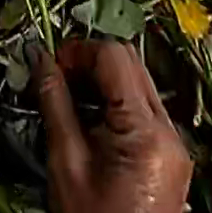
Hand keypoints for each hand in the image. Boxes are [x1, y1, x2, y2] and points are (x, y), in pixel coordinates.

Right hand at [34, 40, 191, 212]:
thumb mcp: (66, 161)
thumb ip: (54, 101)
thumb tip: (38, 56)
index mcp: (145, 130)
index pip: (113, 56)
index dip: (78, 50)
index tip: (51, 65)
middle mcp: (168, 130)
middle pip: (129, 61)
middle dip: (89, 59)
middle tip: (58, 76)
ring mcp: (173, 143)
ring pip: (137, 80)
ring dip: (101, 78)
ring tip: (69, 97)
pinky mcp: (170, 154)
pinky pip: (142, 106)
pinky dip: (114, 99)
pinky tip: (89, 117)